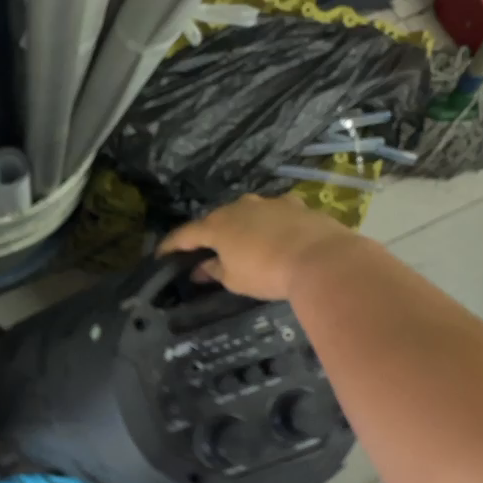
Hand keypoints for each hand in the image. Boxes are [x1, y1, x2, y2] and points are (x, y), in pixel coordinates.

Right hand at [157, 194, 359, 300]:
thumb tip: (200, 269)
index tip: (160, 256)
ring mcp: (268, 202)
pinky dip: (266, 224)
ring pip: (244, 213)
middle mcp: (239, 207)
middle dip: (207, 235)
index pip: (184, 235)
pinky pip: (272, 213)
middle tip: (203, 252)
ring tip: (238, 243)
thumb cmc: (267, 272)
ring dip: (238, 227)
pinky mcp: (295, 205)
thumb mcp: (233, 280)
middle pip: (215, 220)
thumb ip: (214, 271)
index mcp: (216, 226)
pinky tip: (272, 234)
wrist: (322, 259)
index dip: (170, 246)